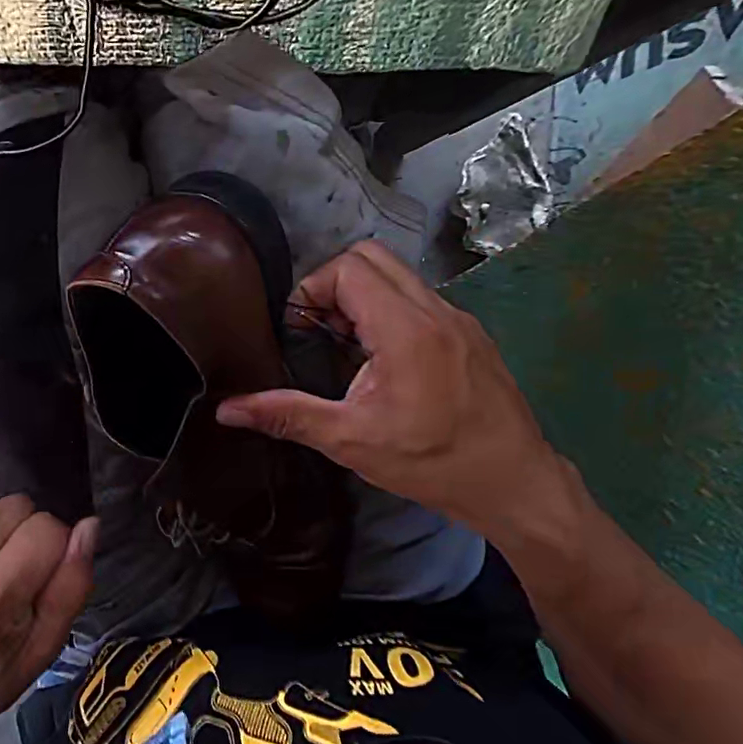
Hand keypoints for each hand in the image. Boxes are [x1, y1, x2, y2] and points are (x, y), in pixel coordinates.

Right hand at [216, 241, 569, 538]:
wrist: (516, 487)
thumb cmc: (432, 463)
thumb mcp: (349, 441)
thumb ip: (285, 415)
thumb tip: (226, 410)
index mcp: (406, 329)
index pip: (348, 268)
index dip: (312, 290)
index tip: (299, 330)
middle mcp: (436, 311)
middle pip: (372, 257)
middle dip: (332, 283)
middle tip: (317, 329)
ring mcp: (459, 319)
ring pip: (398, 274)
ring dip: (360, 296)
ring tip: (345, 345)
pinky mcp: (470, 334)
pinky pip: (418, 298)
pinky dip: (387, 310)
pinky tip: (380, 359)